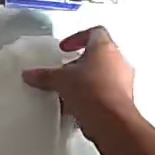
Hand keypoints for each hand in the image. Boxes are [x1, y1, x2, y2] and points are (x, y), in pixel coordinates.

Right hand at [21, 26, 136, 136]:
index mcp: (105, 47)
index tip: (65, 48)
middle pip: (98, 54)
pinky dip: (93, 95)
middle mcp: (118, 60)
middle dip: (80, 62)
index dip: (77, 38)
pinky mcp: (124, 98)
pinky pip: (106, 91)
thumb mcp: (60, 80)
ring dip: (87, 79)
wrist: (111, 121)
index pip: (94, 32)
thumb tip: (30, 75)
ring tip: (69, 90)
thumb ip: (44, 76)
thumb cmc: (91, 91)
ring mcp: (124, 80)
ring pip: (103, 73)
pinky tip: (77, 105)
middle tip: (65, 70)